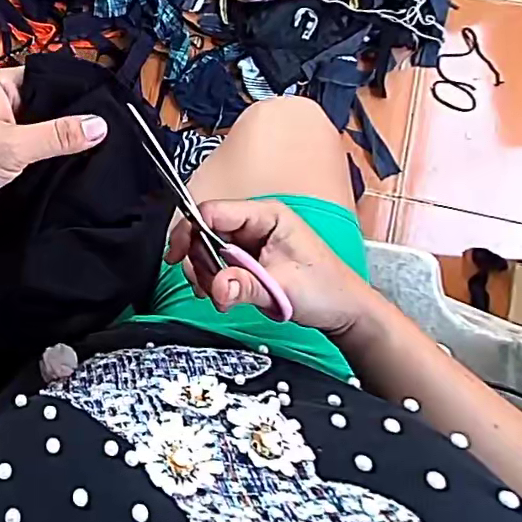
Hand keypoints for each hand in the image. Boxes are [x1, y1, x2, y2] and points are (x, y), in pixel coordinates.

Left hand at [0, 67, 107, 230]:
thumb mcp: (13, 145)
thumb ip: (58, 136)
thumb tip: (98, 125)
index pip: (46, 77)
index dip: (73, 90)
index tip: (103, 104)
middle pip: (46, 105)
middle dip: (68, 120)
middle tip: (100, 130)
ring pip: (40, 131)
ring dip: (56, 142)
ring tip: (90, 148)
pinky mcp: (0, 156)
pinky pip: (32, 152)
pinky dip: (46, 158)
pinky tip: (68, 164)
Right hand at [165, 199, 384, 334]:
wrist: (345, 310)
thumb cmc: (327, 289)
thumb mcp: (285, 288)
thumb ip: (247, 286)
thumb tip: (216, 286)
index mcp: (267, 215)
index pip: (213, 212)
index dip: (189, 231)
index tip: (177, 257)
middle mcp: (255, 222)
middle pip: (204, 231)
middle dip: (200, 262)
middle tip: (211, 288)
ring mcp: (251, 240)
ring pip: (207, 249)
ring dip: (207, 275)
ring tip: (224, 296)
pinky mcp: (248, 257)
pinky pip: (218, 263)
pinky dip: (215, 280)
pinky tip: (225, 294)